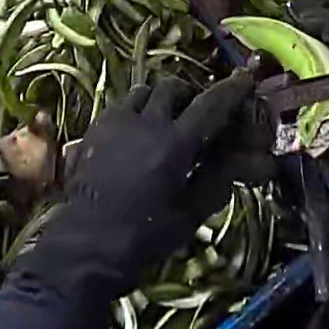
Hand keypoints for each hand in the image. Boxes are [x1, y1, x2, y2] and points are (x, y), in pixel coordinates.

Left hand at [14, 70, 267, 299]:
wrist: (84, 249)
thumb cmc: (144, 237)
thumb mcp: (191, 214)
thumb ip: (217, 181)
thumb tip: (241, 160)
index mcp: (175, 144)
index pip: (211, 104)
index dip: (231, 89)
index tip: (244, 79)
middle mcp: (147, 124)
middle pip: (173, 87)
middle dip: (189, 93)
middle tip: (194, 109)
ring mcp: (116, 123)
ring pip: (144, 90)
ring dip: (159, 98)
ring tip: (163, 116)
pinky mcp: (94, 129)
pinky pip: (120, 104)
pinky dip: (134, 109)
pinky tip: (135, 130)